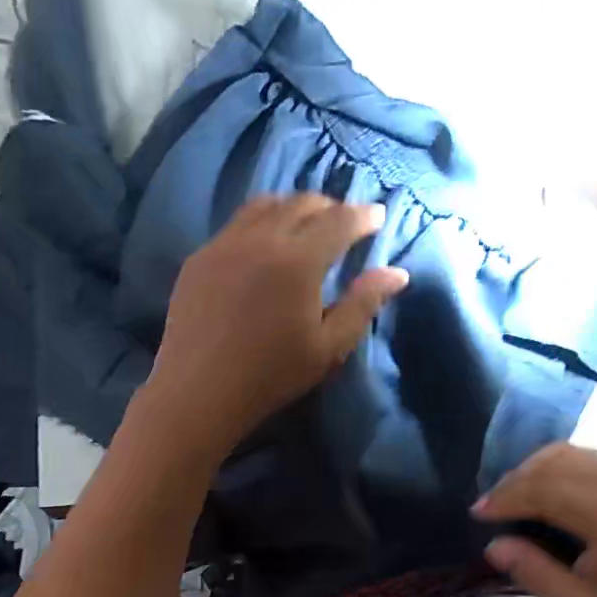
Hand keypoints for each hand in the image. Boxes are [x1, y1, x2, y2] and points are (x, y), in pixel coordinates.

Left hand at [143, 194, 409, 451]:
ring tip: (305, 225)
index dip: (363, 216)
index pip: (339, 220)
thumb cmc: (271, 376)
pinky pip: (235, 225)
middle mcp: (260, 239)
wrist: (199, 392)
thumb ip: (363, 305)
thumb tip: (397, 273)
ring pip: (264, 206)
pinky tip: (263, 245)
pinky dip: (260, 223)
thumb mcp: (328, 348)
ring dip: (293, 208)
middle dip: (330, 207)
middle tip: (344, 223)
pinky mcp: (200, 257)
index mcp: (298, 261)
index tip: (377, 217)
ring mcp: (224, 244)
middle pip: (301, 204)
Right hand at [473, 444, 596, 596]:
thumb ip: (537, 574)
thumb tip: (494, 546)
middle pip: (552, 462)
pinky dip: (553, 470)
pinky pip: (585, 459)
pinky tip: (543, 494)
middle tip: (490, 509)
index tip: (478, 515)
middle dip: (513, 481)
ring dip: (532, 470)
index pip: (543, 488)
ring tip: (511, 499)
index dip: (505, 497)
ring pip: (568, 453)